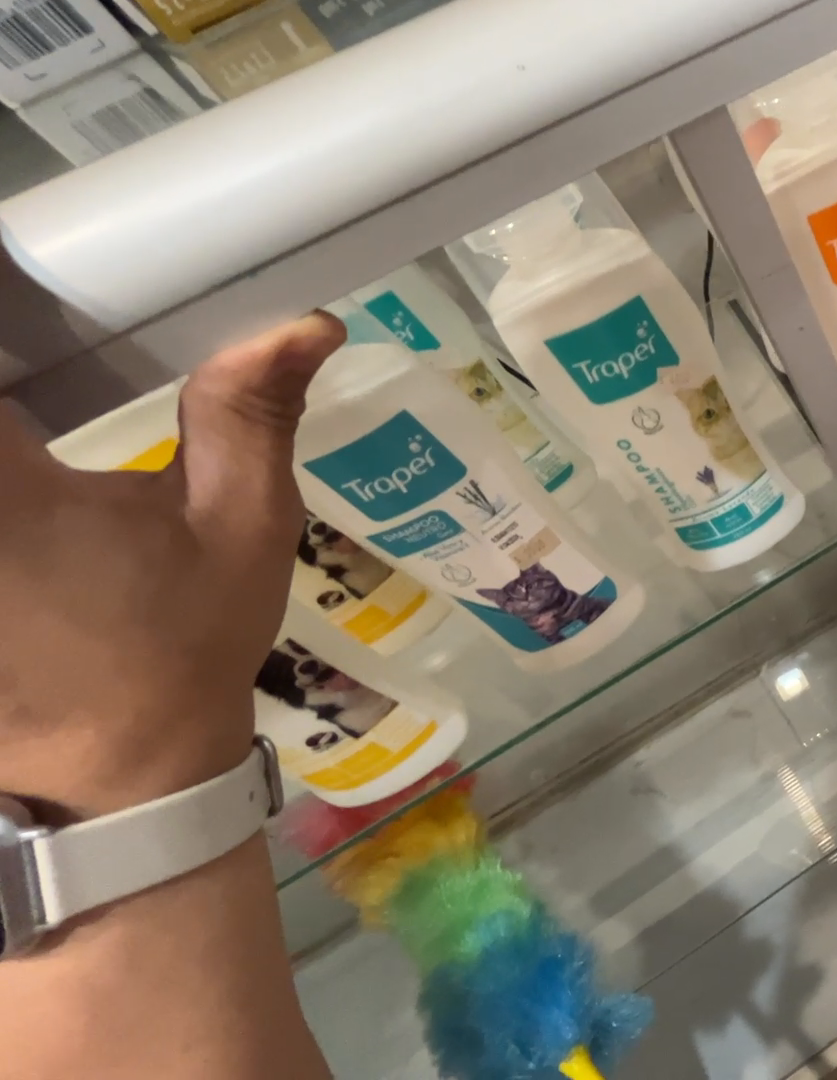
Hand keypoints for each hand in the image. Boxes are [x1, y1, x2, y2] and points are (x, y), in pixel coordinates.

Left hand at [0, 314, 344, 821]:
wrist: (118, 752)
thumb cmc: (189, 633)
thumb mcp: (246, 521)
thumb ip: (250, 415)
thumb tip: (305, 325)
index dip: (5, 289)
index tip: (39, 281)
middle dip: (9, 360)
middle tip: (46, 334)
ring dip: (6, 393)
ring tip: (38, 393)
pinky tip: (24, 437)